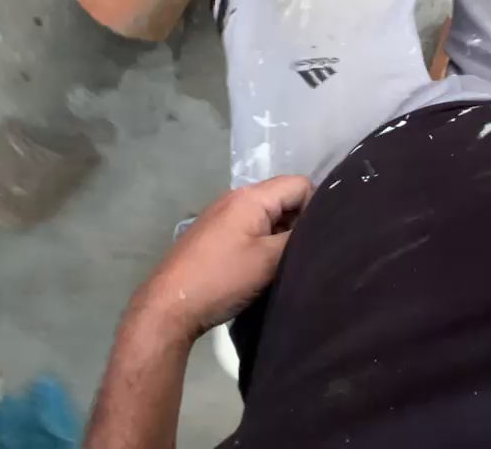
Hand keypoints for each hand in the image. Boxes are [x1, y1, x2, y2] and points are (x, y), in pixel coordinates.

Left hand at [129, 175, 312, 340]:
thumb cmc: (222, 278)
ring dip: (280, 234)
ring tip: (285, 262)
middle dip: (299, 221)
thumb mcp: (270, 261)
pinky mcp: (214, 233)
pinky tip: (262, 266)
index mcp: (252, 196)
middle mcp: (236, 197)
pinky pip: (250, 226)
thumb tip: (322, 227)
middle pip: (283, 197)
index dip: (317, 207)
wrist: (168, 307)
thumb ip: (299, 238)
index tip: (320, 238)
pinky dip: (262, 240)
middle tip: (305, 253)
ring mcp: (222, 214)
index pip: (301, 184)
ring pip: (267, 214)